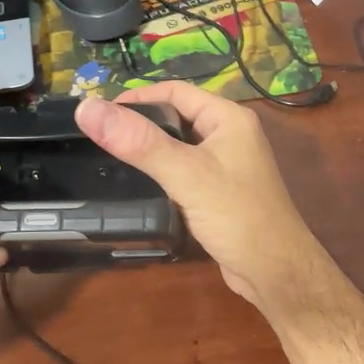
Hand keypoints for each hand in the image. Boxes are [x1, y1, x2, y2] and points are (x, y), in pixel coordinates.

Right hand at [74, 84, 331, 304]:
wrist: (275, 272)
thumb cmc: (238, 216)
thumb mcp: (187, 175)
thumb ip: (140, 143)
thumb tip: (88, 109)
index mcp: (229, 118)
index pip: (175, 91)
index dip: (137, 98)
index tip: (98, 113)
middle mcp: (230, 135)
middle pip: (176, 117)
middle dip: (140, 124)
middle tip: (97, 138)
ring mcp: (227, 165)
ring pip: (179, 147)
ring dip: (149, 151)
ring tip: (108, 160)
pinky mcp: (219, 192)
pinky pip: (184, 172)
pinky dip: (161, 174)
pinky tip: (137, 187)